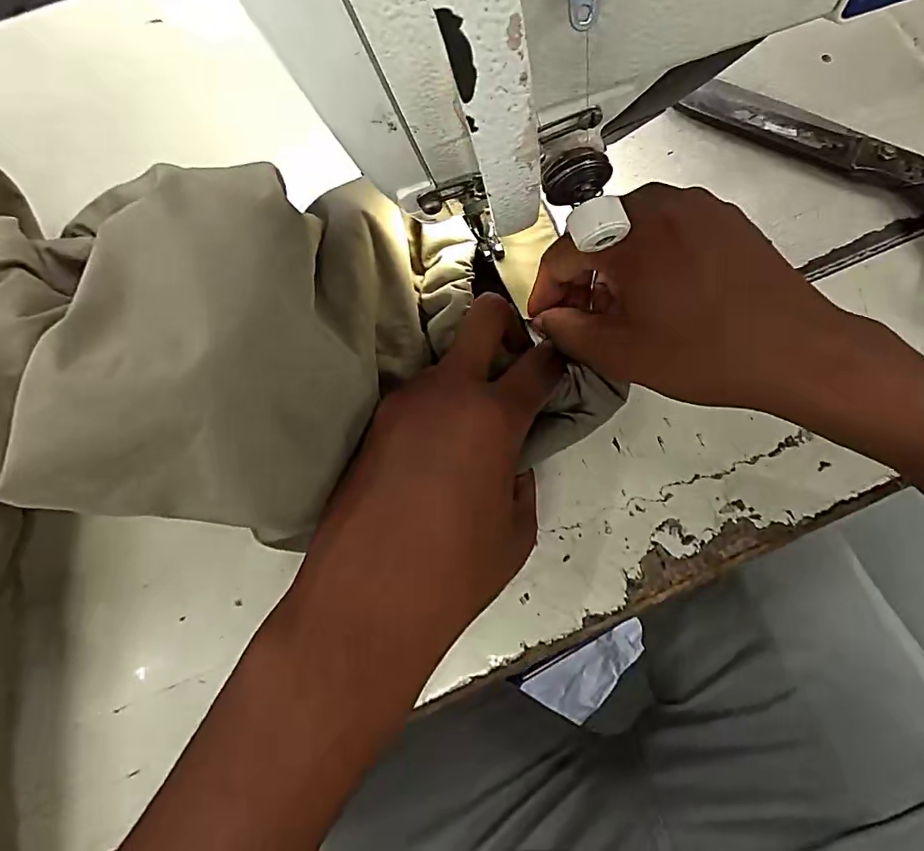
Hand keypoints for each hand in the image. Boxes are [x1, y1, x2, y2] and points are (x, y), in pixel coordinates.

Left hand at [298, 295, 563, 654]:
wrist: (362, 604)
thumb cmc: (454, 574)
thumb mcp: (516, 528)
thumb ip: (520, 478)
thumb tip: (508, 461)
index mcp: (494, 417)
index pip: (540, 363)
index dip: (558, 359)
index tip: (561, 365)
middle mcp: (447, 394)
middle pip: (485, 318)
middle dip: (508, 324)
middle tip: (516, 360)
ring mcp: (403, 404)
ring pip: (446, 363)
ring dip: (466, 380)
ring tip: (469, 431)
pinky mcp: (373, 425)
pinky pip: (417, 400)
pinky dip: (435, 411)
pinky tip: (434, 456)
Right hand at [527, 183, 868, 414]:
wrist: (794, 349)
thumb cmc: (720, 350)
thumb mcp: (625, 353)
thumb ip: (571, 333)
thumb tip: (553, 320)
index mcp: (626, 233)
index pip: (562, 254)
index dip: (546, 290)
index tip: (547, 312)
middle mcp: (661, 205)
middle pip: (597, 234)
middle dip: (583, 278)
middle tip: (584, 315)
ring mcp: (697, 207)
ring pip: (634, 228)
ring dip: (618, 265)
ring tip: (628, 310)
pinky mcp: (723, 217)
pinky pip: (671, 228)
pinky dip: (654, 256)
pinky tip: (665, 295)